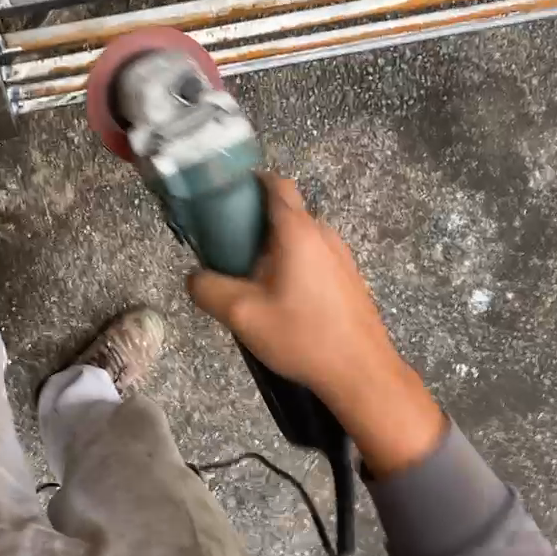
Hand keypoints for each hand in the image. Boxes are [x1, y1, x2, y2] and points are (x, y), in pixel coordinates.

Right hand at [188, 175, 446, 474]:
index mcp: (297, 231)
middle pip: (285, 213)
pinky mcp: (349, 278)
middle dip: (255, 225)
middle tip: (229, 253)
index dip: (250, 182)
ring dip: (275, 249)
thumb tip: (194, 277)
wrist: (362, 373)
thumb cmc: (302, 336)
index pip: (276, 184)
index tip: (226, 198)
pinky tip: (282, 301)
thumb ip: (208, 289)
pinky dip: (293, 265)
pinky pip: (314, 258)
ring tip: (252, 283)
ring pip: (300, 238)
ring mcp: (341, 256)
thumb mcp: (241, 315)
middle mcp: (323, 234)